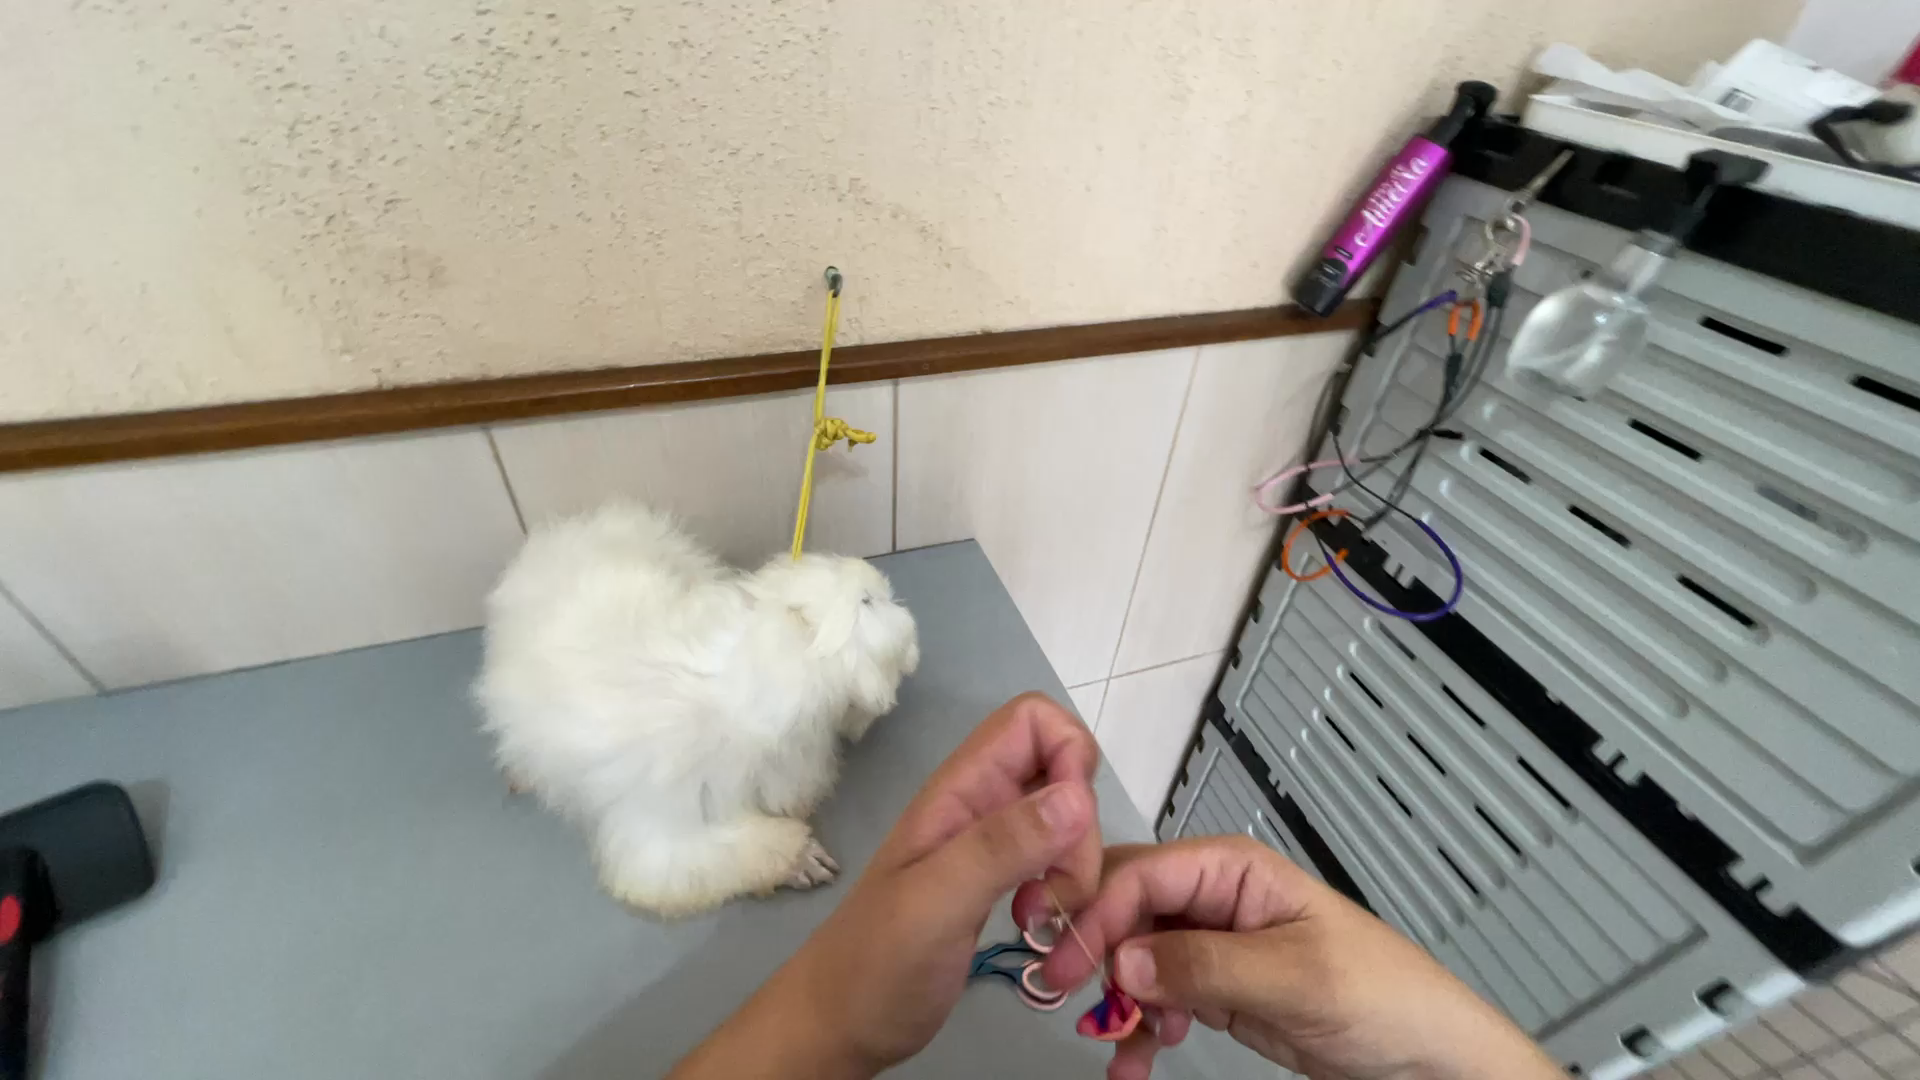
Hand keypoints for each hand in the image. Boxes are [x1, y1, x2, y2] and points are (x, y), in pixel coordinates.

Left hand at [668, 693, 1102, 1079]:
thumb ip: (1002, 845)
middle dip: (1079, 828)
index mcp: (962, 785)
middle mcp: (984, 799)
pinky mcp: (1003, 875)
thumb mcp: (937, 900)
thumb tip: (1077, 794)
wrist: (841, 1021)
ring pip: (1066, 817)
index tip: (1074, 822)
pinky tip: (1041, 921)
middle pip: (1062, 770)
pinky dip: (1067, 885)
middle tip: (1056, 893)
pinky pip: (1056, 856)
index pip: (1032, 719)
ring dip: (1076, 865)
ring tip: (1042, 915)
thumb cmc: (878, 959)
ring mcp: (994, 838)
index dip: (1069, 751)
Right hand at [1032, 836, 1562, 1079]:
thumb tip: (1120, 962)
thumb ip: (1204, 964)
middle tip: (1062, 994)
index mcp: (1226, 867)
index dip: (1098, 912)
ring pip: (1132, 954)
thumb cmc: (1380, 995)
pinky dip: (1138, 1028)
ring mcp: (1205, 943)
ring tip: (1112, 1044)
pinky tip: (1132, 1063)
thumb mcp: (1295, 976)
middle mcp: (1207, 895)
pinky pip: (1155, 997)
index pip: (1142, 874)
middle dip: (1094, 949)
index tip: (1067, 964)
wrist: (1432, 1062)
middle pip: (1126, 906)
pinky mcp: (1210, 986)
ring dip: (1114, 997)